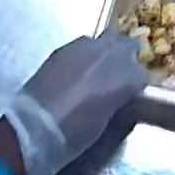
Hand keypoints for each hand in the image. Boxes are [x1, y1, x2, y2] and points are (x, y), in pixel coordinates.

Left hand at [0, 33, 147, 174]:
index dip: (137, 83)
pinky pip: (84, 43)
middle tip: (121, 72)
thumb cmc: (73, 136)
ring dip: (107, 50)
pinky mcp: (64, 48)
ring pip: (107, 38)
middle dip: (127, 57)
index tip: (133, 92)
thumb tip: (119, 92)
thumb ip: (117, 98)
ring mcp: (85, 48)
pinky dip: (87, 52)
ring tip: (100, 66)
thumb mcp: (105, 121)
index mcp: (124, 79)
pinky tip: (80, 67)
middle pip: (128, 46)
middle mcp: (108, 57)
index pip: (142, 73)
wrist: (32, 130)